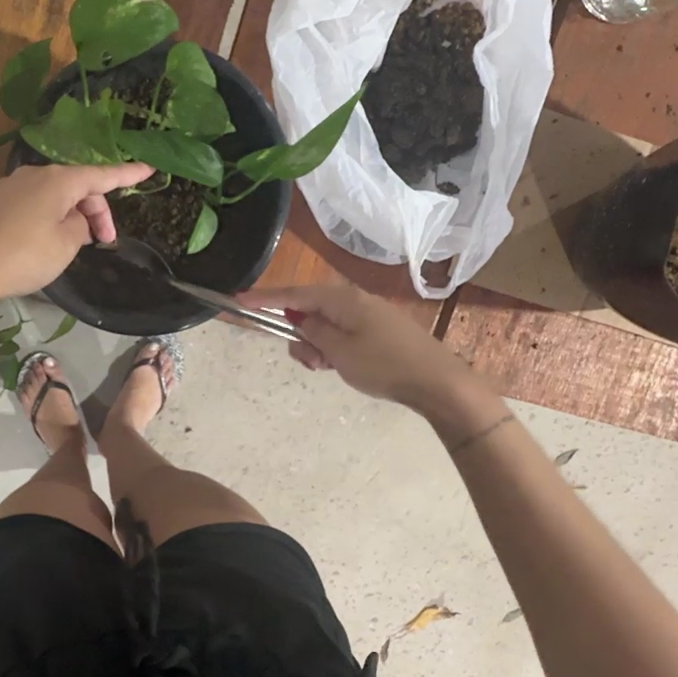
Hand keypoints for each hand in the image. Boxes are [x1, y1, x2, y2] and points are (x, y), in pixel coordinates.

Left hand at [0, 162, 153, 310]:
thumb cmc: (20, 257)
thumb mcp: (64, 247)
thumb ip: (80, 228)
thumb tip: (75, 220)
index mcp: (58, 181)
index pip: (102, 174)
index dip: (127, 174)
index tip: (149, 170)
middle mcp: (34, 175)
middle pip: (77, 186)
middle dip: (96, 212)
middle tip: (103, 243)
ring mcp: (10, 188)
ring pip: (54, 197)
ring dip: (71, 217)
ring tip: (73, 247)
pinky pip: (32, 205)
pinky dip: (48, 220)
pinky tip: (44, 245)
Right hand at [240, 283, 482, 411]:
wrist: (437, 381)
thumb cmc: (384, 365)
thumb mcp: (339, 351)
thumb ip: (312, 332)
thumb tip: (298, 317)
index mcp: (342, 300)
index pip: (294, 294)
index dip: (266, 298)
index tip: (240, 299)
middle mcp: (354, 300)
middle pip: (309, 309)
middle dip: (299, 333)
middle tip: (311, 362)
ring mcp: (368, 314)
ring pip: (325, 324)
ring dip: (317, 345)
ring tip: (328, 368)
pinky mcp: (378, 330)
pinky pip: (342, 332)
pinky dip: (333, 348)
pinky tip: (342, 367)